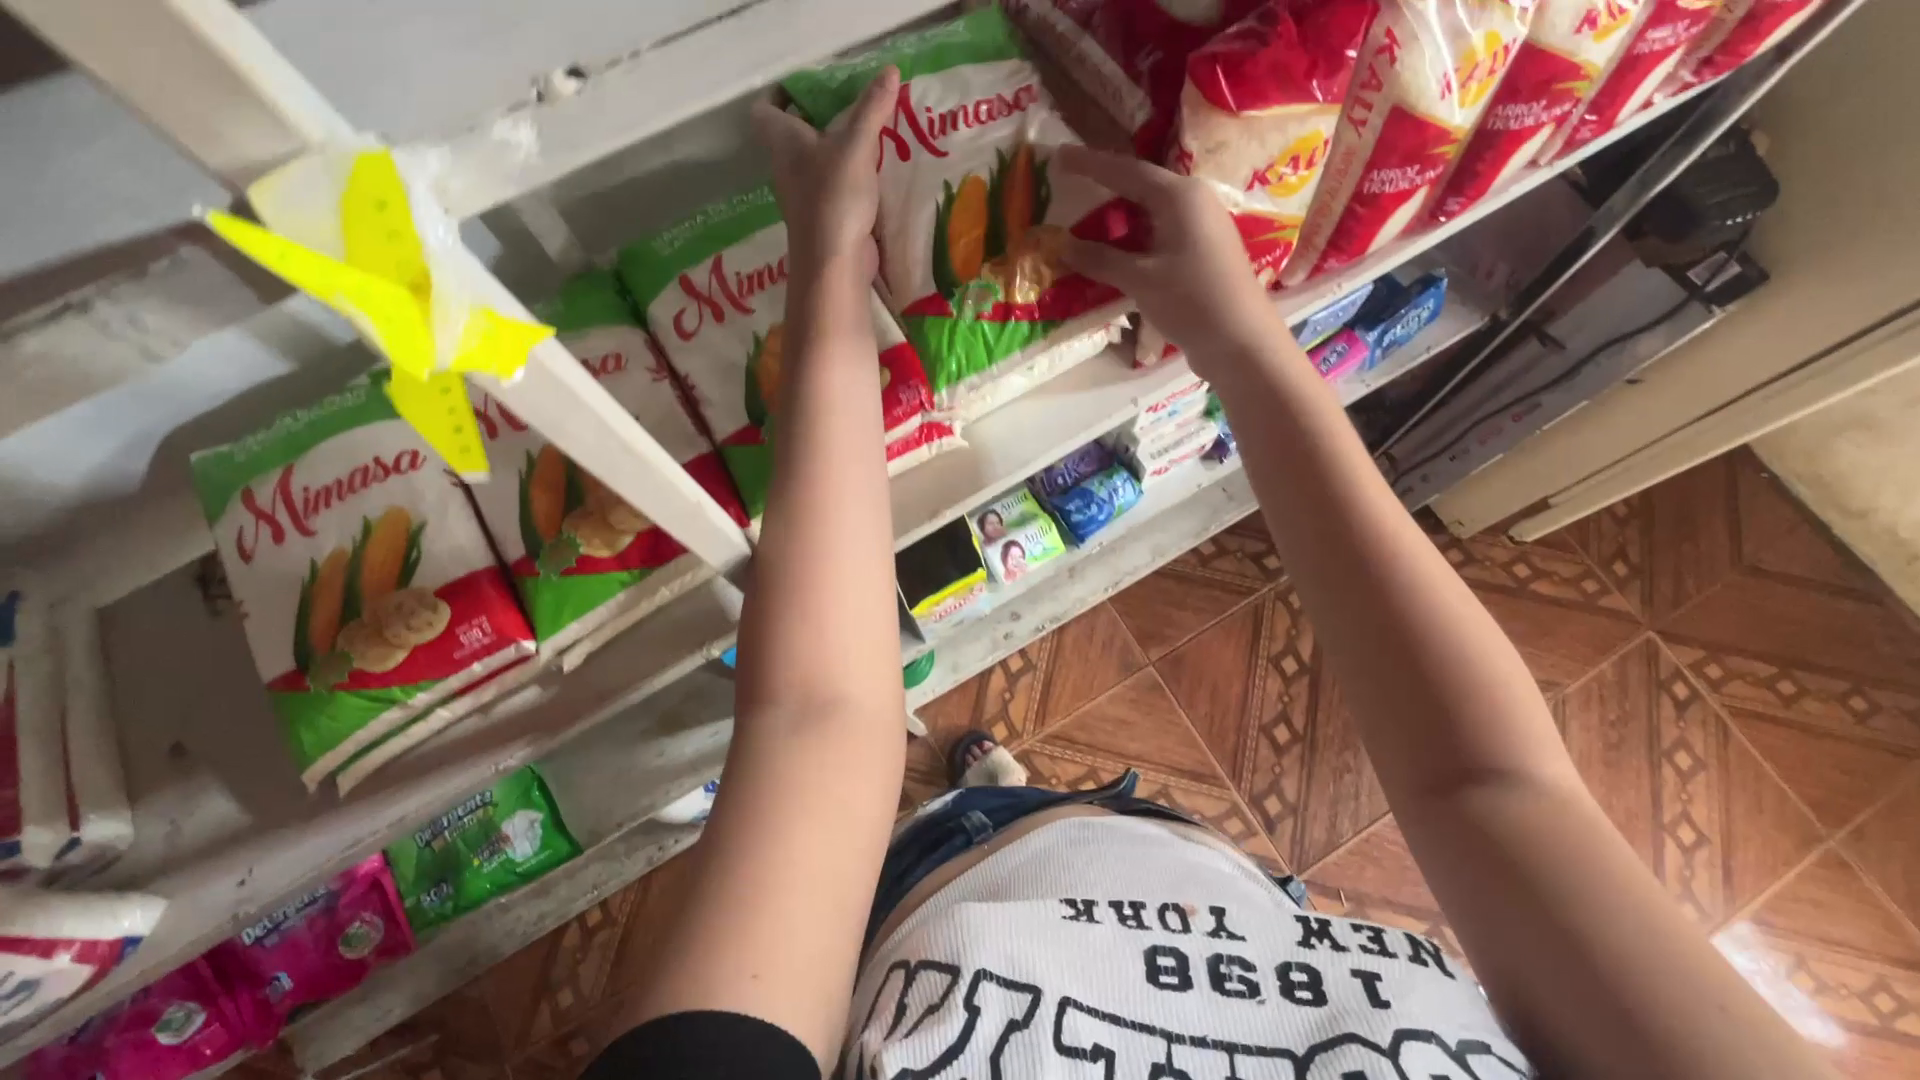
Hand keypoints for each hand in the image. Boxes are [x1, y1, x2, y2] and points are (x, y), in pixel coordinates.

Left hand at [754, 66, 900, 281]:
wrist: (834, 262)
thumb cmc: (833, 197)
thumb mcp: (856, 145)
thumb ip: (872, 108)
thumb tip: (890, 70)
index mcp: (783, 142)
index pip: (765, 109)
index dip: (781, 93)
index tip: (809, 86)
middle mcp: (787, 166)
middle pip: (794, 134)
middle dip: (818, 117)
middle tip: (850, 102)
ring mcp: (805, 194)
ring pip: (816, 161)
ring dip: (837, 147)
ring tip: (869, 131)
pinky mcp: (825, 215)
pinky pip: (833, 185)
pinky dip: (849, 174)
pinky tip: (874, 169)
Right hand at [1056, 146, 1284, 374]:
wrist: (1240, 341)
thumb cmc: (1192, 300)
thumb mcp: (1140, 279)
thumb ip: (1100, 259)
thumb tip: (1062, 245)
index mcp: (1180, 196)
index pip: (1126, 171)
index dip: (1089, 164)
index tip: (1058, 157)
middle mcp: (1193, 202)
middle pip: (1140, 188)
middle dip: (1104, 190)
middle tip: (1069, 189)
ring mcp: (1199, 228)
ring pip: (1149, 214)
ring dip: (1116, 221)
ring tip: (1082, 225)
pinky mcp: (1200, 254)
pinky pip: (1158, 236)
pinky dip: (1132, 242)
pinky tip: (1111, 255)